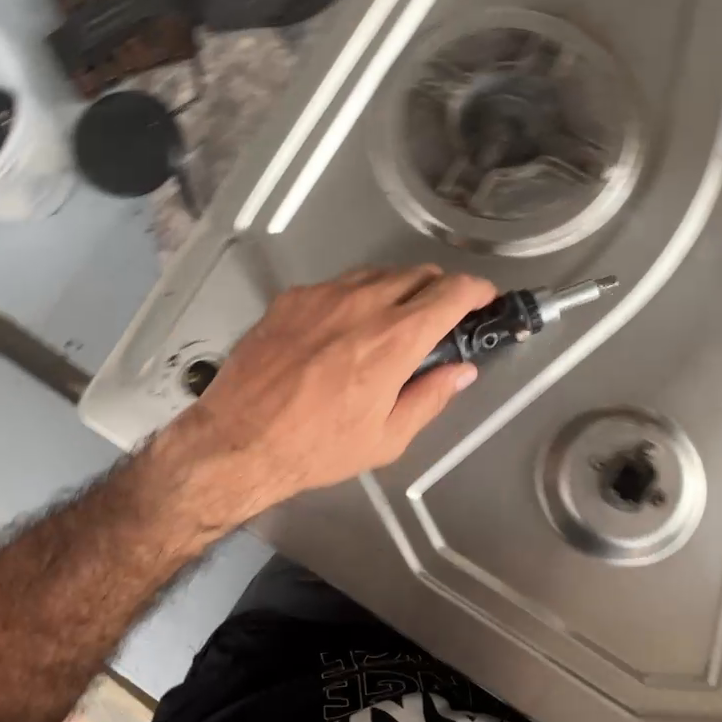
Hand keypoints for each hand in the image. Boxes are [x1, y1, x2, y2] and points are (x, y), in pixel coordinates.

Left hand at [163, 264, 497, 515]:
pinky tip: (346, 324)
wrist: (238, 439)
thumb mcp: (386, 438)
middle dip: (439, 289)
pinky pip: (337, 284)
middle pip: (417, 274)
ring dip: (398, 288)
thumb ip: (430, 397)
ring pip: (377, 273)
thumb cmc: (317, 448)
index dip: (476, 291)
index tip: (483, 299)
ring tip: (395, 317)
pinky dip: (356, 296)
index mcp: (394, 339)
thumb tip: (461, 371)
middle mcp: (362, 304)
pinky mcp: (291, 298)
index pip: (451, 293)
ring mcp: (322, 296)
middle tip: (440, 315)